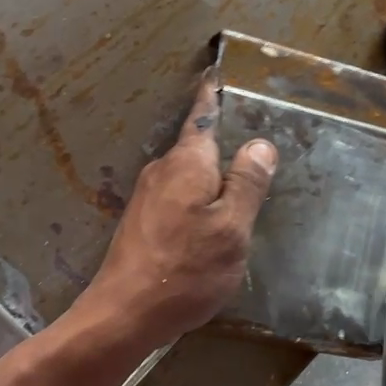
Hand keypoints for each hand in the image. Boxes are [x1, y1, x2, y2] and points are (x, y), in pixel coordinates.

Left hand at [76, 76, 277, 348]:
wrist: (125, 313)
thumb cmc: (187, 269)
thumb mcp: (232, 229)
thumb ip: (247, 184)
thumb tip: (260, 144)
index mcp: (187, 163)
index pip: (203, 114)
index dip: (214, 94)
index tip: (218, 71)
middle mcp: (162, 171)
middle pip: (196, 147)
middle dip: (222, 146)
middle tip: (256, 149)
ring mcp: (146, 197)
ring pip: (187, 176)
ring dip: (210, 179)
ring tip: (240, 191)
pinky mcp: (140, 223)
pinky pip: (177, 199)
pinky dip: (196, 202)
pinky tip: (209, 225)